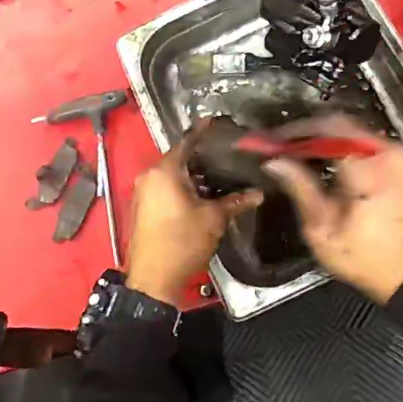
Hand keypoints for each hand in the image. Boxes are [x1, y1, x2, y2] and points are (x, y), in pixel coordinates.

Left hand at [124, 126, 262, 302]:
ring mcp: (144, 193)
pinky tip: (205, 195)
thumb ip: (235, 201)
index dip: (203, 132)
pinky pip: (166, 188)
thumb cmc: (182, 243)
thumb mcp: (214, 219)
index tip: (216, 122)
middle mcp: (150, 177)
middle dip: (203, 158)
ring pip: (173, 175)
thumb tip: (258, 193)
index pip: (186, 142)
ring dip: (194, 176)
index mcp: (164, 172)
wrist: (154, 280)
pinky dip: (184, 187)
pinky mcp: (144, 208)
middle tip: (228, 154)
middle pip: (180, 158)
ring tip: (222, 176)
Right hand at [263, 116, 402, 303]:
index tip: (271, 141)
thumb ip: (300, 188)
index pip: (328, 131)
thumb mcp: (322, 229)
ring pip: (348, 129)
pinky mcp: (397, 159)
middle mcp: (387, 157)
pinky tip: (316, 156)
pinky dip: (336, 143)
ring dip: (319, 136)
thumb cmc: (363, 256)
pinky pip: (360, 139)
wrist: (402, 269)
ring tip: (293, 150)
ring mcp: (396, 155)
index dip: (295, 132)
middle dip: (304, 132)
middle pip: (338, 125)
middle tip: (278, 145)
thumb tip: (275, 163)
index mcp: (369, 173)